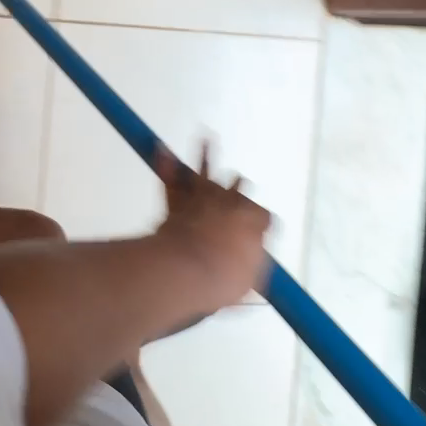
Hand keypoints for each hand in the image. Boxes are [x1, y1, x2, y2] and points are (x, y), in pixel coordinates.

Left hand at [152, 142, 271, 312]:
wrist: (189, 266)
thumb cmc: (224, 278)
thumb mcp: (246, 285)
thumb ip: (249, 278)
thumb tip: (252, 288)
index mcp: (253, 223)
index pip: (264, 218)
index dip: (260, 222)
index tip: (259, 230)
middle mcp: (230, 203)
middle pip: (238, 188)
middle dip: (237, 187)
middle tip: (236, 183)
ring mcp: (201, 196)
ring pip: (205, 171)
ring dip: (204, 155)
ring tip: (205, 137)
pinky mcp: (177, 197)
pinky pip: (171, 176)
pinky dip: (167, 163)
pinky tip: (162, 150)